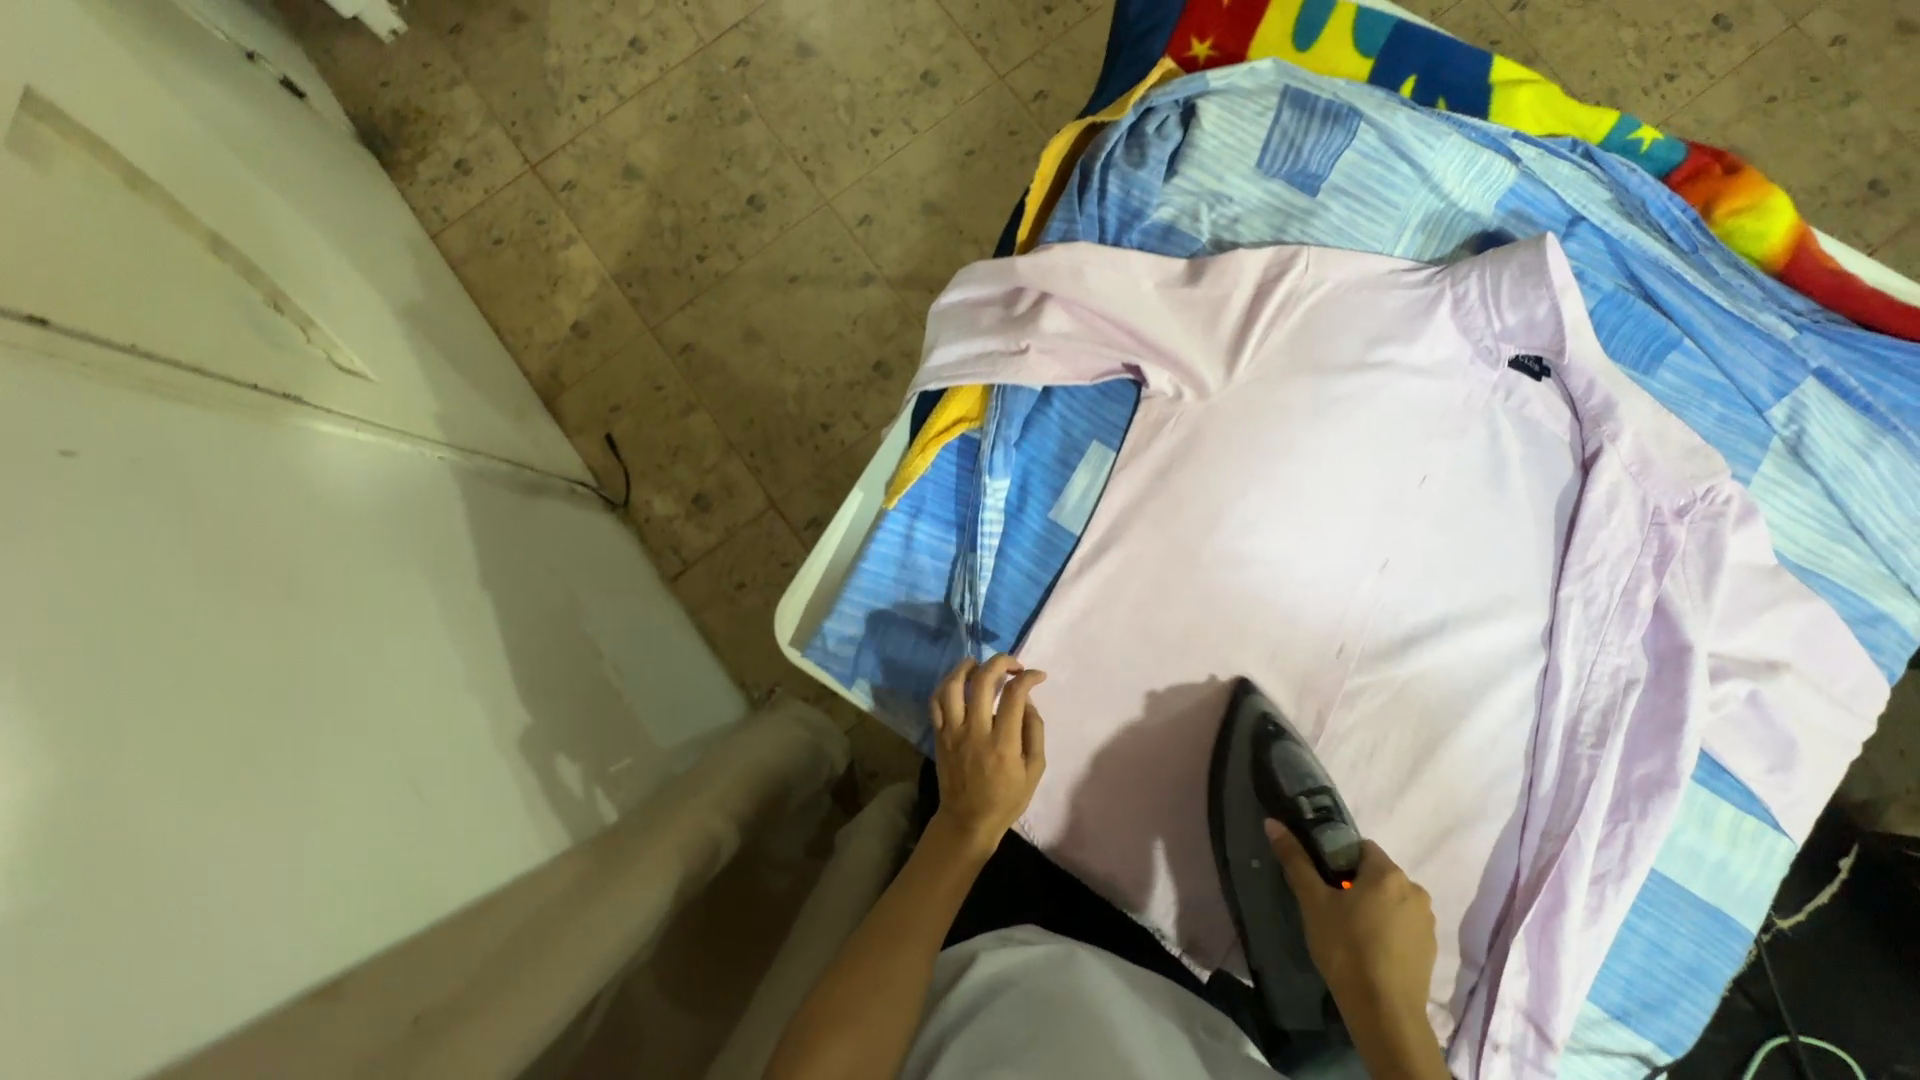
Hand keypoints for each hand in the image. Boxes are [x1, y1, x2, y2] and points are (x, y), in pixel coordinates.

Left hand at [928, 655, 1046, 853]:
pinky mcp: (938, 736)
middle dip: (1000, 662)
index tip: (1037, 676)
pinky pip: (935, 703)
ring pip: (952, 686)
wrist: (968, 820)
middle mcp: (975, 731)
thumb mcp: (1034, 770)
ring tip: (980, 663)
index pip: (1014, 694)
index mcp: (1003, 742)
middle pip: (983, 681)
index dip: (1028, 677)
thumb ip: (1034, 731)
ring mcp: (952, 732)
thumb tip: (1027, 700)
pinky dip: (945, 685)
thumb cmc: (1006, 798)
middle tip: (1013, 664)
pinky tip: (958, 682)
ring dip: (967, 667)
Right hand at [1266, 822, 1439, 1051]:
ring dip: (1372, 906)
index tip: (1321, 879)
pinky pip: (1403, 925)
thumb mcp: (1313, 902)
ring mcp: (1426, 921)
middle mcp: (1415, 890)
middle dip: (1354, 883)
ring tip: (1348, 931)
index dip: (1337, 857)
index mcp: (1388, 873)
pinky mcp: (1430, 948)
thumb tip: (1273, 823)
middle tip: (1329, 906)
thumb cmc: (1345, 948)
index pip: (1360, 846)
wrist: (1384, 1012)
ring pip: (1391, 900)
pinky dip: (1386, 929)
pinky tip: (1369, 950)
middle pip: (1377, 874)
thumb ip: (1295, 860)